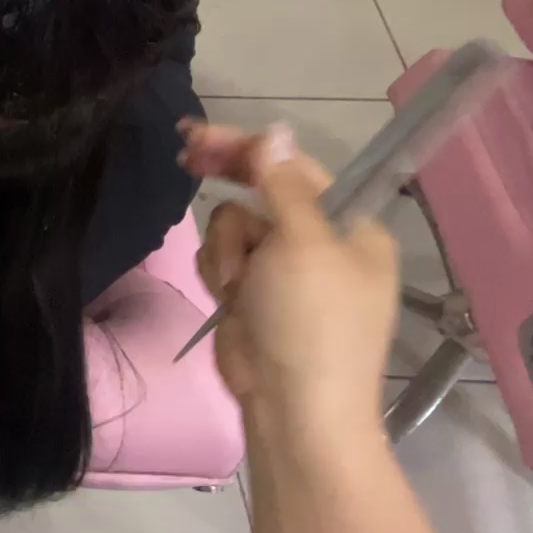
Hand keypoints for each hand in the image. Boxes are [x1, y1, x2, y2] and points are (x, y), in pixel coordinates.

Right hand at [181, 121, 400, 430]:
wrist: (290, 403)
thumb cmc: (310, 320)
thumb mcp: (301, 245)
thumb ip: (282, 185)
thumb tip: (275, 130)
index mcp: (349, 227)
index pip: (291, 168)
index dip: (244, 147)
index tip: (195, 136)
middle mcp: (318, 241)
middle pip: (259, 190)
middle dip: (226, 180)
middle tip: (183, 154)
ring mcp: (282, 267)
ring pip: (230, 225)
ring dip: (224, 249)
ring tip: (234, 284)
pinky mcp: (251, 289)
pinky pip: (220, 255)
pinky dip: (217, 270)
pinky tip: (226, 295)